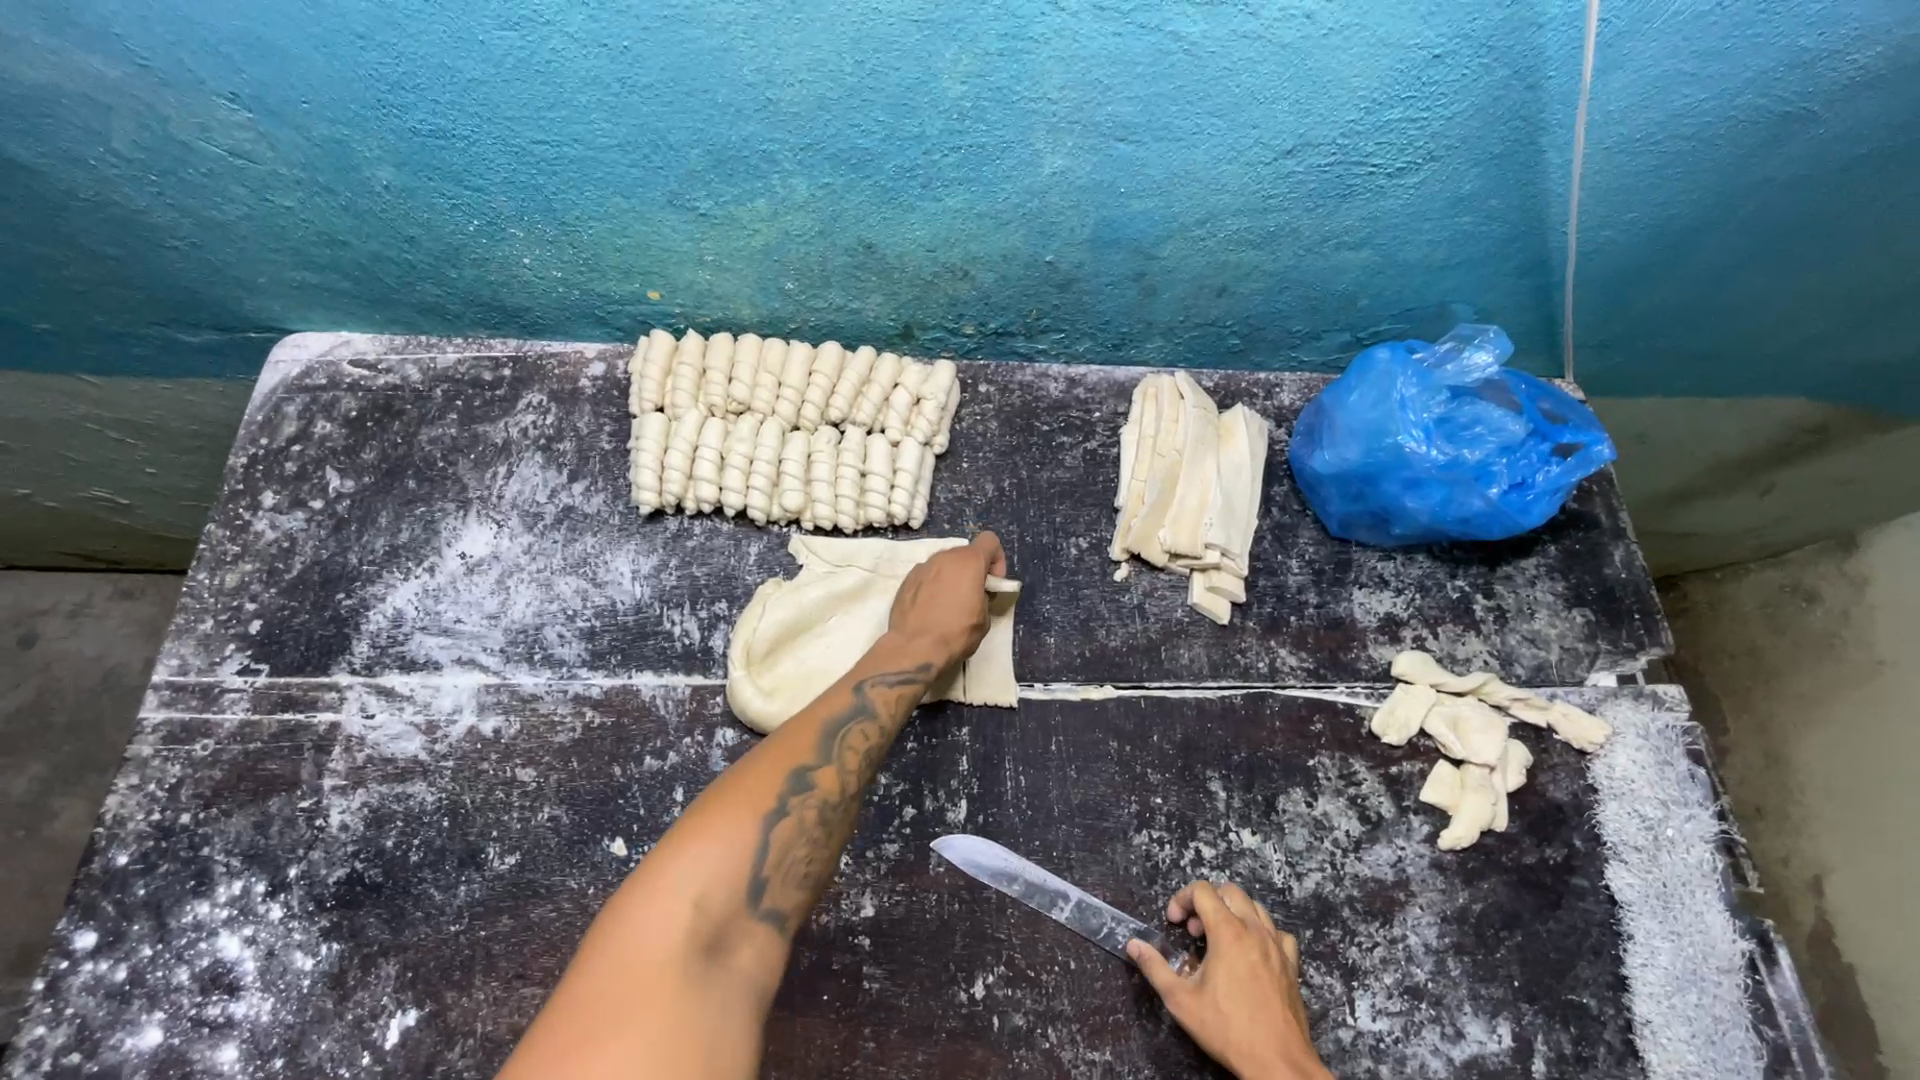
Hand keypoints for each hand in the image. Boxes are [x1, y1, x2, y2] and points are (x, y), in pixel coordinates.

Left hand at [885, 532, 1007, 671]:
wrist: (914, 648)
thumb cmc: (955, 633)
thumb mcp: (984, 618)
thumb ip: (983, 596)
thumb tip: (975, 594)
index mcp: (968, 562)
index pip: (990, 540)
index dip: (997, 559)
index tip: (993, 583)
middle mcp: (944, 557)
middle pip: (965, 553)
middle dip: (972, 570)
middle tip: (972, 596)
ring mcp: (922, 567)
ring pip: (944, 564)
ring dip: (952, 577)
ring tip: (949, 604)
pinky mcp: (906, 580)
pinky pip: (927, 576)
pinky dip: (933, 586)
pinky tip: (931, 609)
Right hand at [1127, 881, 1331, 1079]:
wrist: (1277, 1061)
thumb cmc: (1226, 1028)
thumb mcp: (1180, 1000)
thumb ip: (1154, 967)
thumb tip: (1133, 944)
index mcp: (1227, 932)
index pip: (1202, 890)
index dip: (1182, 899)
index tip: (1173, 923)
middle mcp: (1254, 930)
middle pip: (1230, 891)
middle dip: (1206, 903)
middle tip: (1194, 932)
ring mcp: (1277, 946)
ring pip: (1256, 907)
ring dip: (1233, 914)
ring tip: (1219, 940)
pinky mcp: (1292, 964)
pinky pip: (1278, 933)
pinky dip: (1261, 933)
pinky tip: (1252, 953)